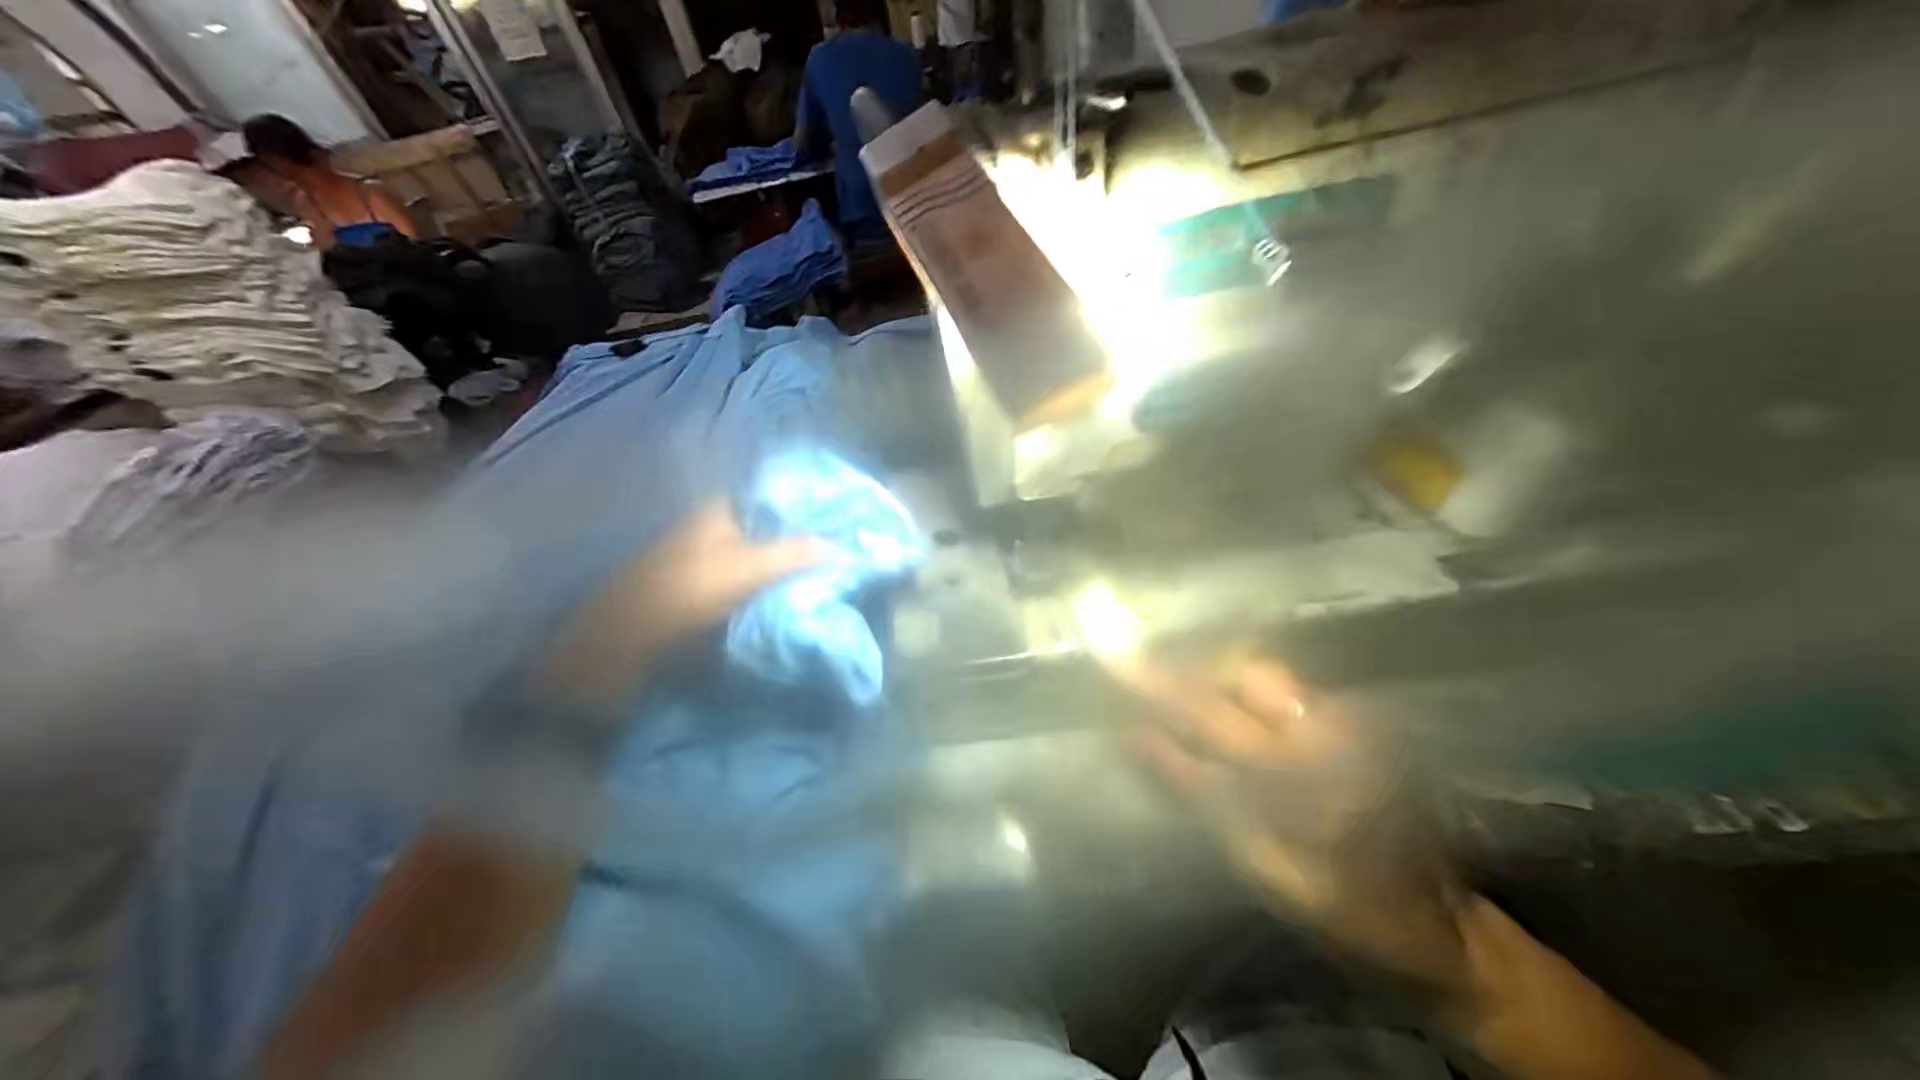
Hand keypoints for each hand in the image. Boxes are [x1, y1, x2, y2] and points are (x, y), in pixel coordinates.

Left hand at [540, 498, 832, 706]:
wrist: (621, 644)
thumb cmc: (685, 593)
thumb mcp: (747, 569)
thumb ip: (795, 554)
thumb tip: (842, 547)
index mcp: (716, 511)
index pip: (769, 498)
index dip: (803, 508)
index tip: (839, 522)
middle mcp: (708, 529)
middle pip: (764, 530)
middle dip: (797, 542)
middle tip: (839, 555)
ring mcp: (700, 562)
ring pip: (754, 559)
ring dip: (781, 571)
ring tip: (823, 581)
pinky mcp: (696, 593)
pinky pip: (742, 586)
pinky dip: (763, 593)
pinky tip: (787, 604)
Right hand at [1112, 653, 1470, 997]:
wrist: (1441, 928)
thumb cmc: (1344, 910)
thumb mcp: (1261, 864)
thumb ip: (1197, 790)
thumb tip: (1133, 736)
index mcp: (1304, 768)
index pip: (1208, 710)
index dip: (1153, 680)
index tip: (1107, 652)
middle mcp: (1332, 727)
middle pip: (1246, 669)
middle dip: (1196, 676)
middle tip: (1155, 699)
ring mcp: (1352, 720)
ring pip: (1266, 677)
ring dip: (1220, 686)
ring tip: (1186, 713)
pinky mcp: (1359, 724)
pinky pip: (1286, 694)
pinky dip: (1248, 701)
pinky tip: (1234, 729)